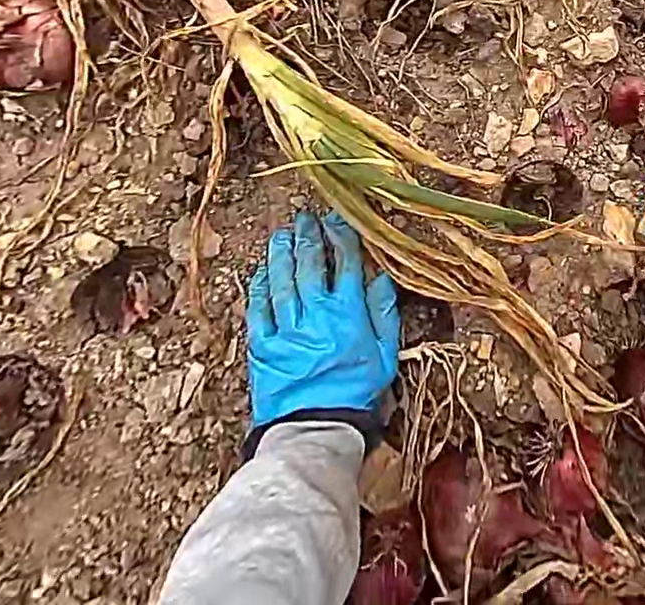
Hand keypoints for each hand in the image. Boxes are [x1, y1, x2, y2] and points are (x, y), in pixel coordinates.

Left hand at [246, 210, 399, 425]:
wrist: (316, 426)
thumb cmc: (358, 387)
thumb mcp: (385, 350)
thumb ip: (383, 312)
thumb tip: (381, 277)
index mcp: (348, 312)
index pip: (346, 263)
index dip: (341, 237)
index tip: (337, 219)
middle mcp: (316, 313)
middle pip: (311, 266)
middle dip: (309, 238)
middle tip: (305, 219)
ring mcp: (286, 329)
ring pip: (282, 283)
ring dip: (282, 255)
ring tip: (281, 235)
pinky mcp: (263, 347)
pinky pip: (258, 311)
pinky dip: (259, 288)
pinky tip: (261, 272)